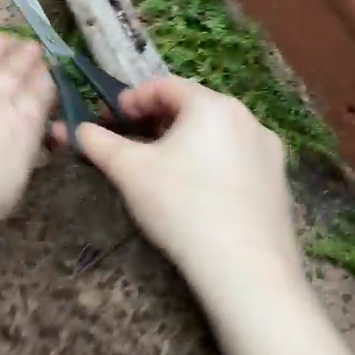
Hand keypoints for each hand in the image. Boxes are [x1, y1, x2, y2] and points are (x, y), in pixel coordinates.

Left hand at [0, 35, 54, 235]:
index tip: (47, 66)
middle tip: (31, 43)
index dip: (43, 79)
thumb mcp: (12, 188)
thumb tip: (29, 146)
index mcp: (20, 126)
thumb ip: (21, 160)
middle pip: (11, 73)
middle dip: (23, 57)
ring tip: (2, 37)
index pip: (37, 95)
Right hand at [73, 76, 300, 291]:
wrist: (246, 270)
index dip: (132, 97)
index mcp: (212, 106)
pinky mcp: (279, 182)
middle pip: (191, 106)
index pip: (164, 85)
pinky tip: (192, 190)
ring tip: (158, 166)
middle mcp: (247, 119)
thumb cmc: (181, 205)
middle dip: (156, 119)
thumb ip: (96, 141)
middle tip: (131, 140)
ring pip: (214, 132)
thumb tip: (76, 129)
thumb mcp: (126, 169)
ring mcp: (269, 152)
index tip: (112, 117)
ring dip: (182, 139)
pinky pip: (234, 156)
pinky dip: (208, 160)